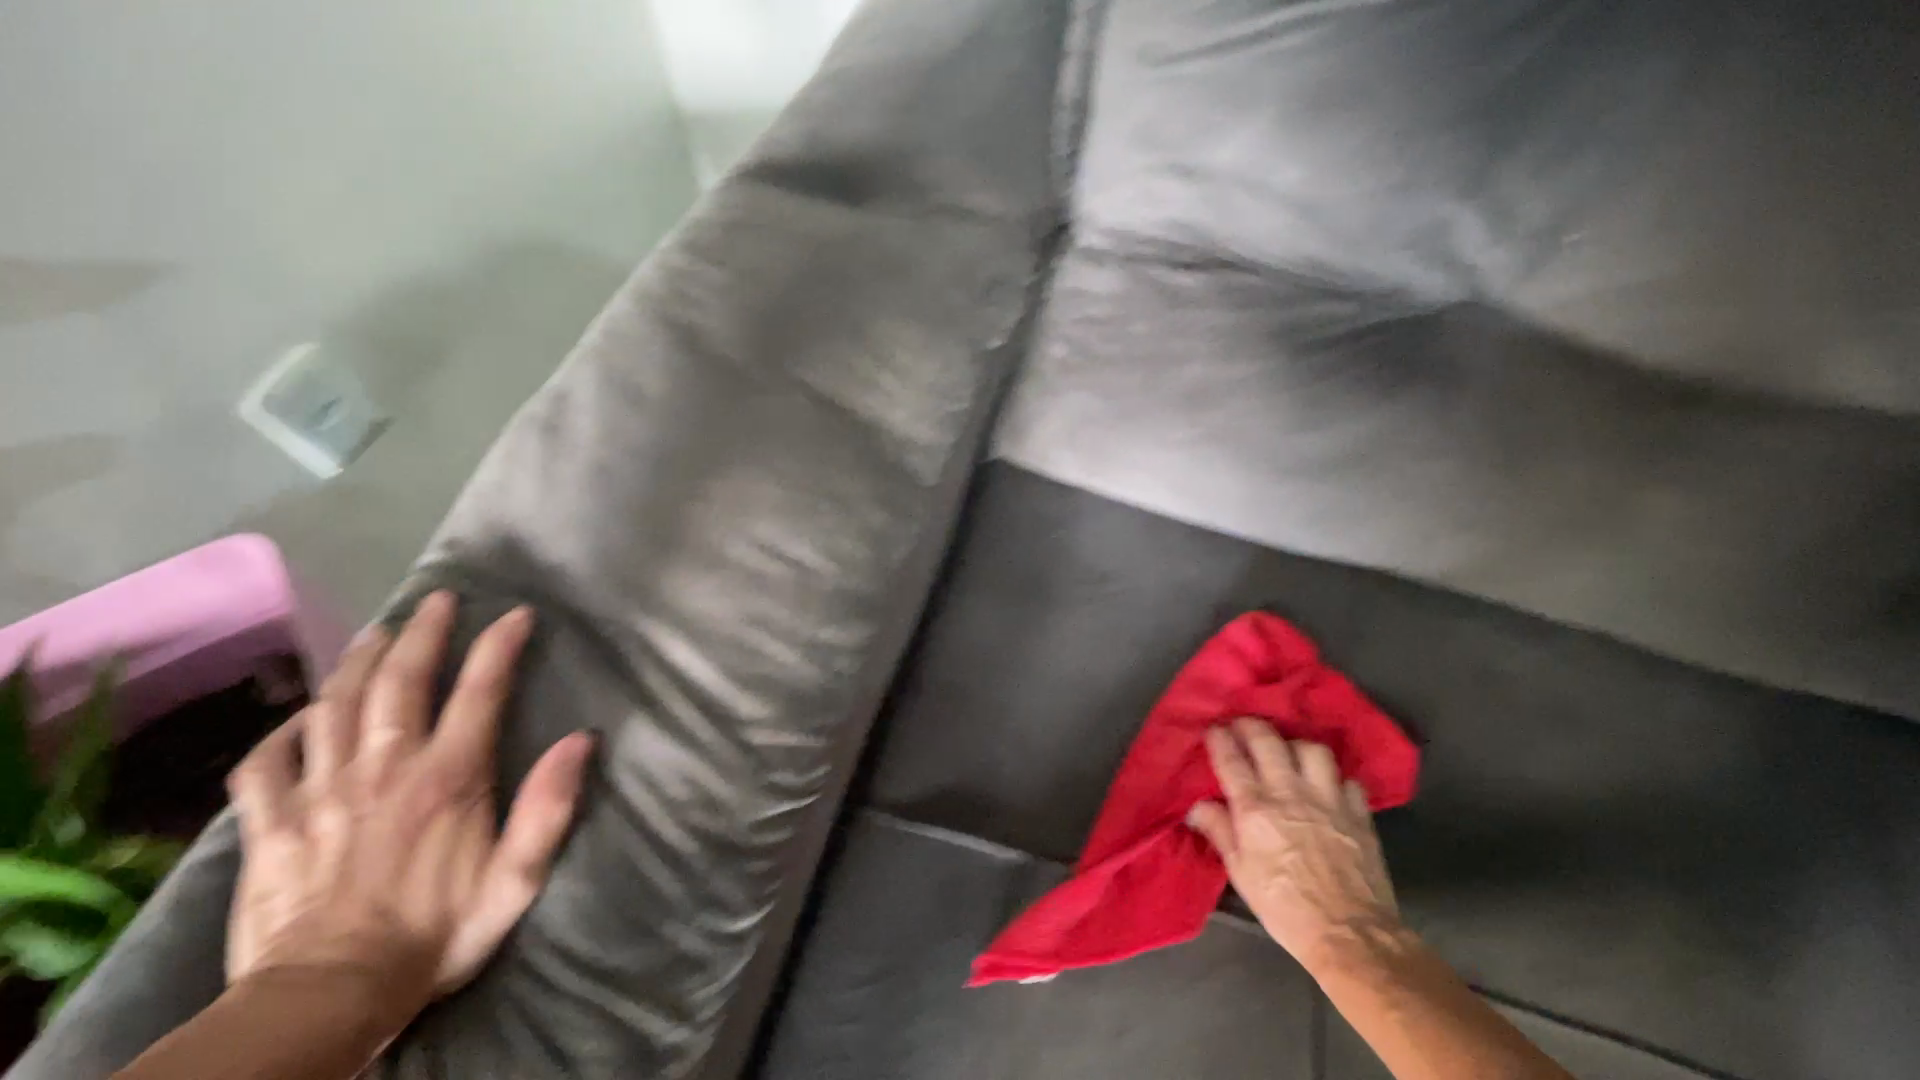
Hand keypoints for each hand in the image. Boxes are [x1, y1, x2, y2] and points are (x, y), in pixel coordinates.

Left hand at [225, 591, 593, 1018]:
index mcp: (448, 777)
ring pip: (334, 704)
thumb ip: (549, 807)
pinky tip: (298, 719)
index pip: (479, 691)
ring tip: (376, 633)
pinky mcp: (271, 821)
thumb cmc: (435, 935)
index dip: (499, 645)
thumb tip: (581, 740)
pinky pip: (267, 761)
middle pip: (400, 680)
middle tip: (437, 600)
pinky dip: (282, 732)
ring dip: (358, 661)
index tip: (516, 614)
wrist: (329, 995)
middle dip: (424, 633)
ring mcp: (320, 789)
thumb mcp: (516, 879)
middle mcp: (384, 766)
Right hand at [1186, 718, 1404, 971]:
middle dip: (1251, 726)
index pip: (1232, 760)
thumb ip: (1220, 832)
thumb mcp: (1241, 874)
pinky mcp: (1359, 812)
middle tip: (1243, 725)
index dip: (1220, 739)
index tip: (1214, 730)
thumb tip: (1198, 806)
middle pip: (1268, 741)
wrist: (1349, 932)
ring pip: (1312, 749)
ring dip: (1295, 745)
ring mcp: (1328, 799)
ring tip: (1288, 751)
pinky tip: (1328, 786)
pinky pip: (1346, 779)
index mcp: (1255, 809)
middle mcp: (1290, 793)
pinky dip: (1334, 777)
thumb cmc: (1285, 907)